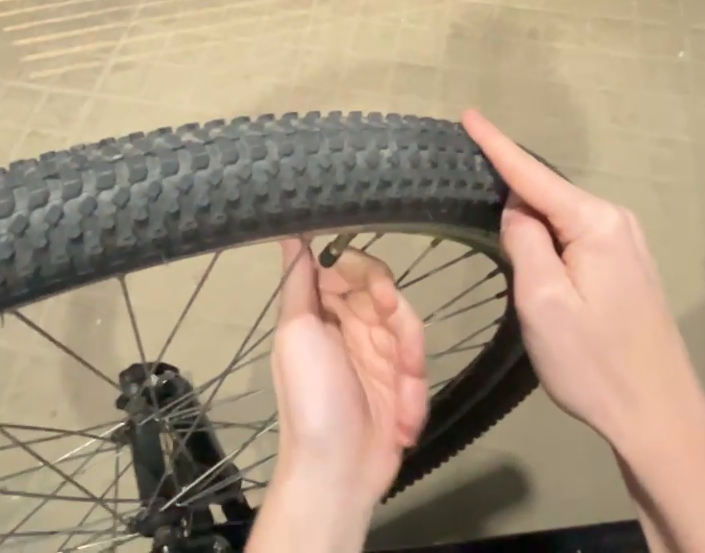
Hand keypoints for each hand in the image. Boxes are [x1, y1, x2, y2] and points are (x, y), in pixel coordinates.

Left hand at [250, 239, 426, 552]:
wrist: (336, 474)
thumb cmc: (309, 399)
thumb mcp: (296, 333)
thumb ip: (298, 281)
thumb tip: (288, 231)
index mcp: (318, 308)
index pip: (347, 265)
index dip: (365, 270)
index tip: (379, 292)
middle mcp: (347, 322)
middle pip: (384, 291)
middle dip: (396, 315)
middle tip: (399, 337)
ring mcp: (374, 350)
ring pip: (407, 327)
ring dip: (409, 365)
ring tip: (403, 400)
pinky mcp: (397, 380)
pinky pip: (416, 368)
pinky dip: (413, 395)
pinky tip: (403, 423)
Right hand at [464, 111, 704, 552]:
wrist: (661, 420)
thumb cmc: (595, 363)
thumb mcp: (543, 301)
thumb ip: (524, 241)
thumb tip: (516, 208)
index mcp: (595, 223)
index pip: (532, 174)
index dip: (497, 144)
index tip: (469, 113)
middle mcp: (616, 221)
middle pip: (548, 192)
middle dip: (510, 186)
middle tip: (467, 186)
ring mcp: (627, 244)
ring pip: (561, 216)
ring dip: (529, 217)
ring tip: (494, 223)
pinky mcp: (627, 267)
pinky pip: (576, 234)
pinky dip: (549, 235)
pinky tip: (534, 249)